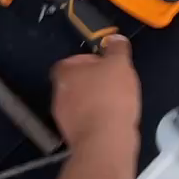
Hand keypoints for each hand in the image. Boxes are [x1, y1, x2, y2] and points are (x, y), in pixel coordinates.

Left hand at [49, 36, 139, 156]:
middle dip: (93, 82)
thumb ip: (117, 49)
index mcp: (65, 73)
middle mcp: (58, 93)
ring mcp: (63, 117)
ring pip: (80, 102)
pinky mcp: (73, 135)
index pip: (71, 61)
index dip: (88, 61)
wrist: (105, 140)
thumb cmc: (110, 96)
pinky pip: (86, 120)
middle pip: (76, 82)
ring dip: (95, 101)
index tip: (106, 65)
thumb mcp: (119, 64)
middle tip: (114, 82)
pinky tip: (114, 119)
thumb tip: (114, 39)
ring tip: (117, 102)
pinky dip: (97, 118)